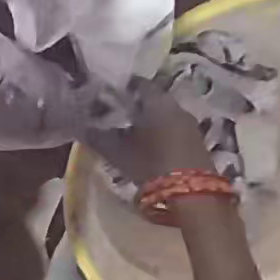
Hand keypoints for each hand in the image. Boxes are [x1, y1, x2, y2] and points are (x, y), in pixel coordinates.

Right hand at [88, 82, 214, 182]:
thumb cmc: (151, 166)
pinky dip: (160, 131)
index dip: (120, 88)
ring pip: (164, 113)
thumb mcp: (118, 153)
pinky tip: (148, 145)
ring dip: (148, 119)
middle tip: (113, 115)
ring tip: (128, 132)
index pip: (137, 83)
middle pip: (152, 98)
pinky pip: (174, 127)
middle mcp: (176, 106)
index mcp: (157, 101)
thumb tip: (82, 126)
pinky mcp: (197, 141)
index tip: (105, 97)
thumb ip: (98, 136)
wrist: (192, 196)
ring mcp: (190, 124)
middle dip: (133, 105)